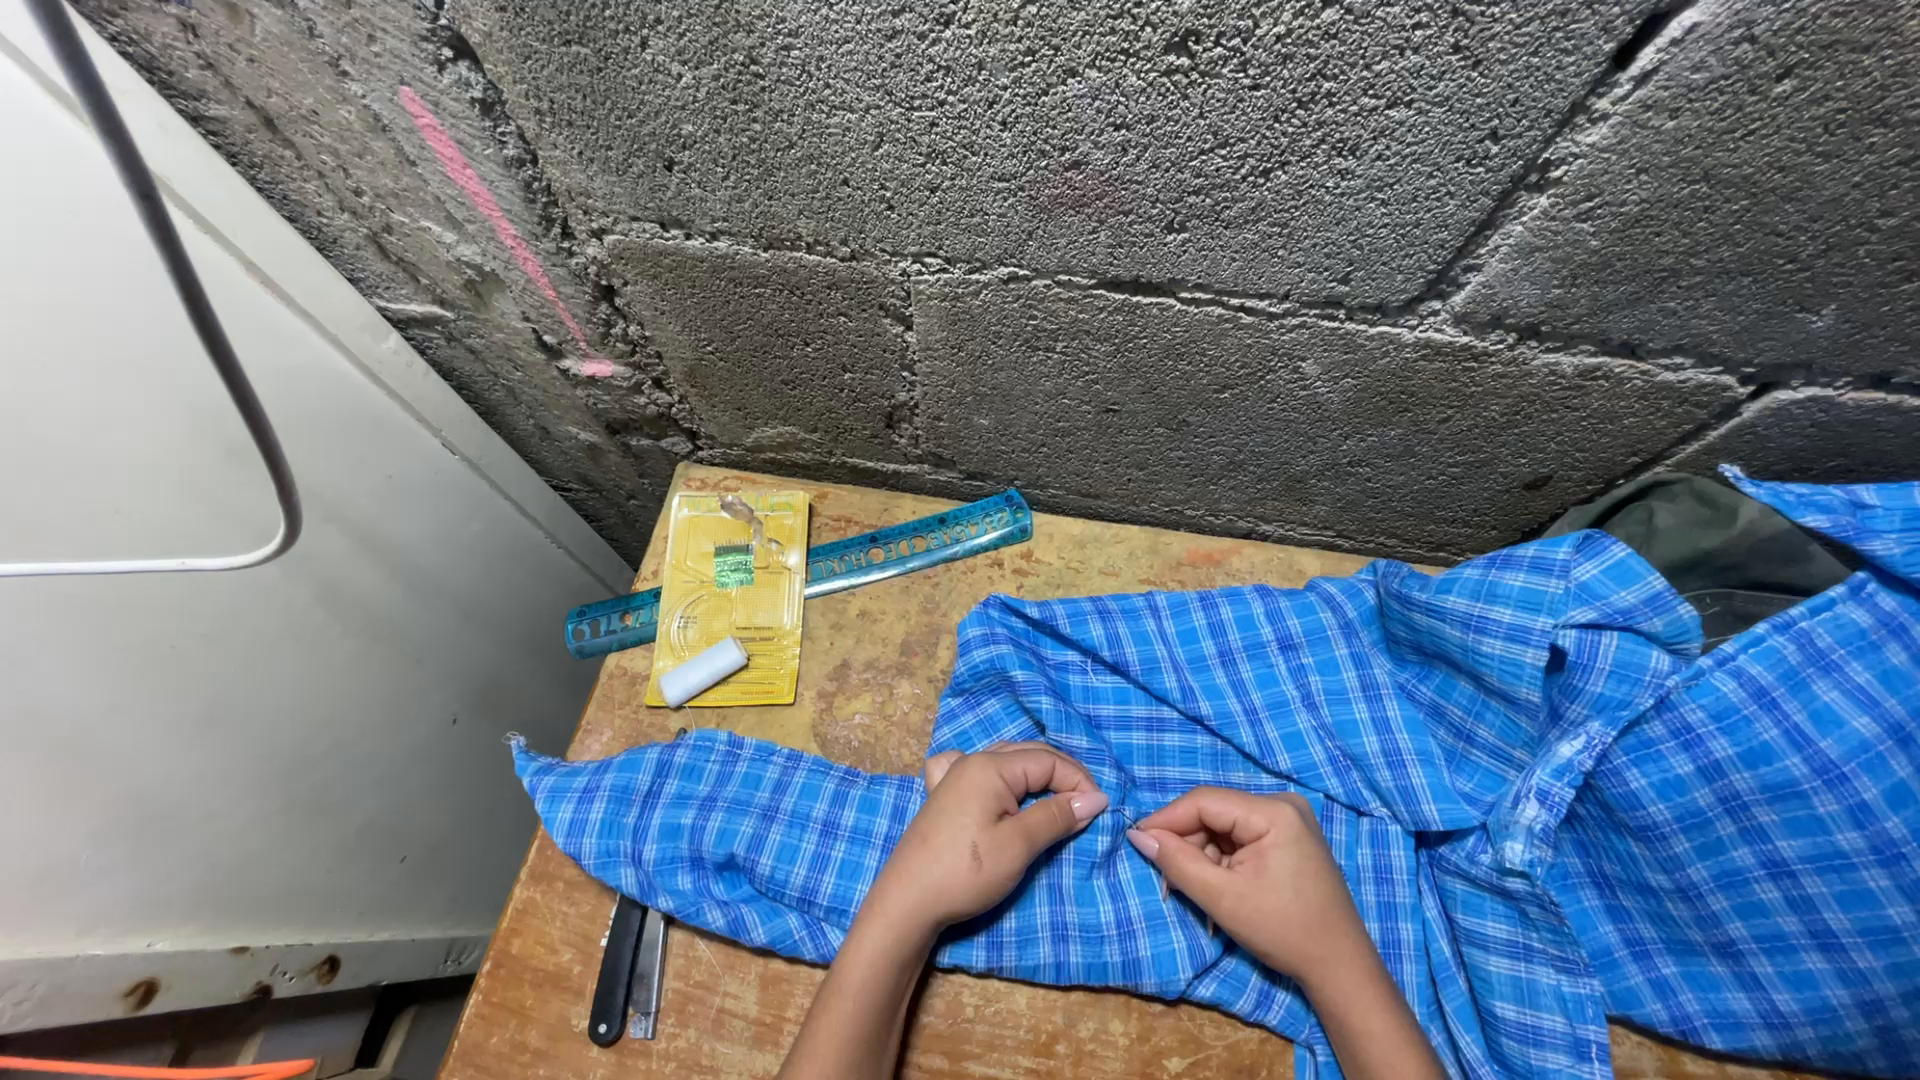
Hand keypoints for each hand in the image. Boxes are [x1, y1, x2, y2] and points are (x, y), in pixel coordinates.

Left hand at [862, 743, 1108, 933]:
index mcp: (990, 766)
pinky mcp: (945, 795)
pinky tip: (1000, 784)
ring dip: (1038, 776)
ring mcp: (955, 775)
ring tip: (1060, 800)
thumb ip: (1056, 816)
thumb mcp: (1018, 846)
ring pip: (1008, 760)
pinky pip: (980, 770)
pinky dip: (1002, 773)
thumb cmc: (965, 872)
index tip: (1099, 811)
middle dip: (1063, 776)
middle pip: (1030, 755)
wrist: (907, 901)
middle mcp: (972, 761)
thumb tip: (1095, 798)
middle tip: (1087, 807)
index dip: (1078, 781)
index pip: (1048, 760)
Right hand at [1126, 787, 1368, 986]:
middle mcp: (1282, 804)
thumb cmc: (1283, 931)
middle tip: (1166, 878)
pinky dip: (1220, 859)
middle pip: (1213, 813)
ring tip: (1190, 890)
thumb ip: (1177, 862)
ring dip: (1201, 854)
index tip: (1137, 842)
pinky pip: (1239, 837)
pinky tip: (1214, 886)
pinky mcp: (1287, 836)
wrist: (1340, 967)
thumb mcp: (1222, 898)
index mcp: (1273, 811)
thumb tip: (1137, 835)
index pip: (1203, 801)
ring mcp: (1287, 820)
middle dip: (1185, 843)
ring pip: (1222, 826)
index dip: (1166, 820)